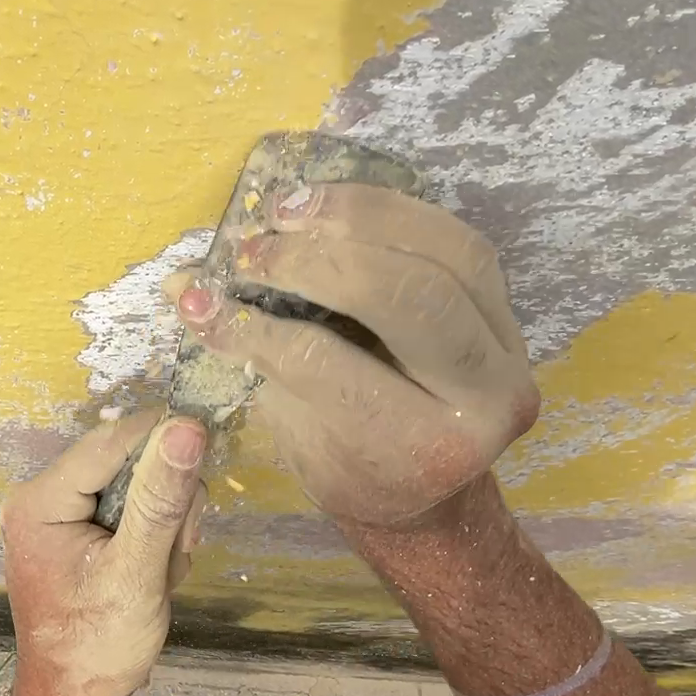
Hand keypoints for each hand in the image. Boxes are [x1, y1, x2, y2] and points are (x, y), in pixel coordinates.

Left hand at [0, 412, 207, 695]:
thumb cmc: (98, 645)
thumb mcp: (138, 572)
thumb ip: (161, 500)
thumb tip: (185, 427)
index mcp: (39, 500)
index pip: (111, 441)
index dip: (163, 441)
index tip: (207, 452)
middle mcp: (38, 496)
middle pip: (123, 462)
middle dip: (162, 503)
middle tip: (175, 552)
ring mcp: (52, 512)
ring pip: (132, 486)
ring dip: (161, 525)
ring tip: (158, 573)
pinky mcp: (69, 528)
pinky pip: (123, 509)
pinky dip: (148, 536)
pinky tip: (148, 573)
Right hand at [164, 183, 537, 528]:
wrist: (429, 490)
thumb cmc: (347, 469)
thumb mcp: (292, 431)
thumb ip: (249, 357)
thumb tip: (184, 287)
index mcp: (414, 446)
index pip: (324, 366)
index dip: (254, 327)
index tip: (197, 300)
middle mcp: (481, 398)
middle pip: (404, 295)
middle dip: (315, 259)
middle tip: (249, 249)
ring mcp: (511, 349)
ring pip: (445, 251)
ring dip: (356, 216)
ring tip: (285, 208)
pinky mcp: (511, 312)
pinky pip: (459, 241)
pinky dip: (391, 213)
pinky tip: (332, 205)